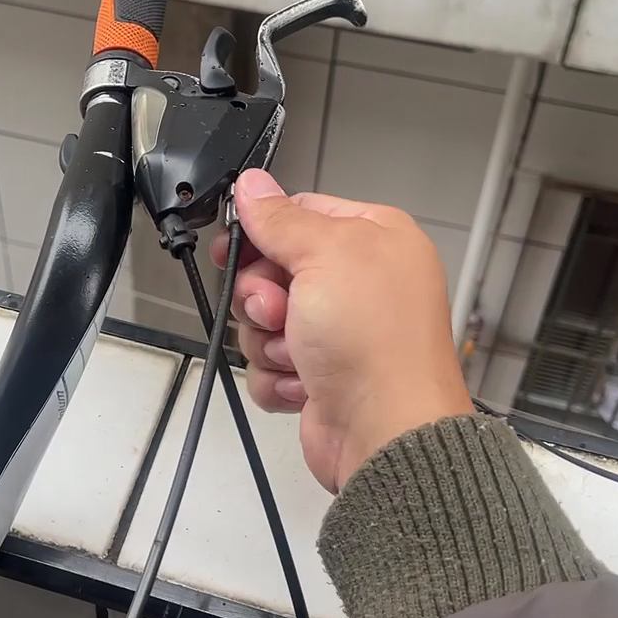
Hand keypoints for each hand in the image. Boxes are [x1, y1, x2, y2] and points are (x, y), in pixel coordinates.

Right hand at [214, 168, 472, 493]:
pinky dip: (276, 377)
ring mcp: (337, 332)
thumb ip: (281, 219)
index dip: (259, 233)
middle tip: (280, 310)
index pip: (297, 216)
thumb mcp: (324, 256)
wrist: (385, 433)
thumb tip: (253, 185)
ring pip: (262, 322)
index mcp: (371, 241)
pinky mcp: (318, 374)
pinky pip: (266, 364)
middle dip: (262, 297)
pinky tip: (304, 382)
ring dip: (268, 341)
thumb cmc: (377, 345)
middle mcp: (356, 284)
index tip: (232, 249)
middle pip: (271, 271)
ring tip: (300, 354)